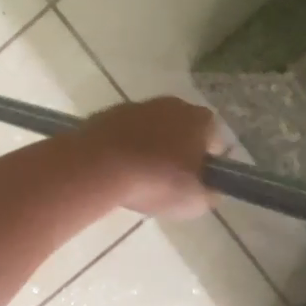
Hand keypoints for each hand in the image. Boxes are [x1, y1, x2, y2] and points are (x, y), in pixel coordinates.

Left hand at [75, 97, 228, 218]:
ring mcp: (129, 108)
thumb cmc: (154, 182)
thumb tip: (204, 191)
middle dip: (171, 152)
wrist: (94, 168)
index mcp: (200, 119)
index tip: (190, 183)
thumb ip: (207, 193)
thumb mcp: (194, 200)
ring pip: (143, 131)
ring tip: (129, 177)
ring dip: (139, 149)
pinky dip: (113, 148)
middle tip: (159, 181)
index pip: (211, 142)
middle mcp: (168, 105)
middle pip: (176, 132)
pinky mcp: (98, 116)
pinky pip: (114, 135)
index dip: (204, 164)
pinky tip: (107, 169)